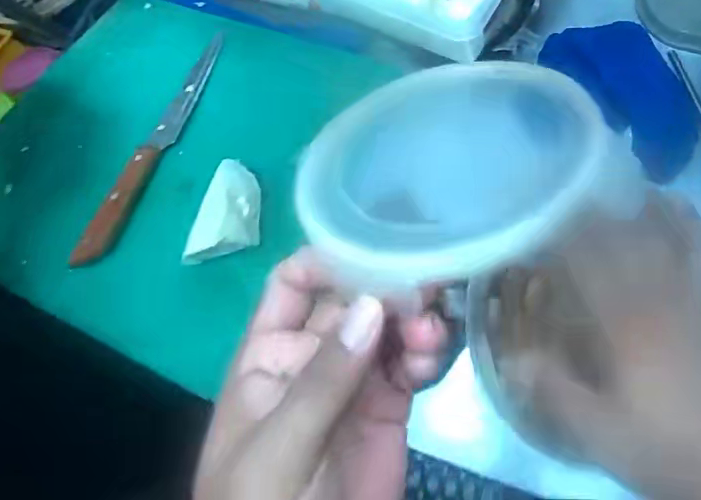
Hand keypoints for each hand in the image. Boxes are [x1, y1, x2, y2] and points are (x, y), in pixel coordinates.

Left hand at [194, 249, 450, 499]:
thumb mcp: (279, 452)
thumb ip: (322, 381)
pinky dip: (426, 352)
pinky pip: (411, 360)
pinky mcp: (389, 404)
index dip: (327, 258)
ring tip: (429, 337)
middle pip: (353, 297)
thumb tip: (370, 304)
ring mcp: (354, 379)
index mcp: (269, 356)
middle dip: (387, 287)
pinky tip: (431, 361)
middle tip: (424, 287)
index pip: (293, 283)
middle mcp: (314, 356)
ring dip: (413, 320)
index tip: (374, 248)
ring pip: (388, 324)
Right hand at [504, 197, 700, 499]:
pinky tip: (668, 198)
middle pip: (616, 234)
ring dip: (628, 203)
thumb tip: (514, 358)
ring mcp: (688, 285)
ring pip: (655, 228)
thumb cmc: (668, 446)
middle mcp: (654, 289)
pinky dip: (681, 213)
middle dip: (584, 212)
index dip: (556, 234)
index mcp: (623, 320)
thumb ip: (557, 393)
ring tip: (605, 185)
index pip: (583, 259)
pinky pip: (697, 240)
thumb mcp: (603, 435)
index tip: (534, 222)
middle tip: (560, 200)